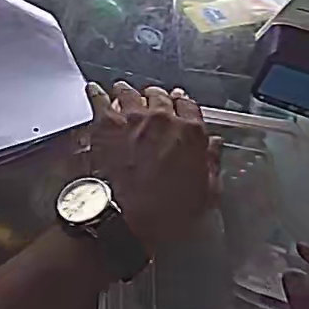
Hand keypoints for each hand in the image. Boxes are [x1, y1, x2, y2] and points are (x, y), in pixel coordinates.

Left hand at [84, 82, 219, 246]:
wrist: (129, 218)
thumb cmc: (168, 213)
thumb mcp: (205, 193)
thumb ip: (211, 163)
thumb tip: (214, 145)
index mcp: (190, 132)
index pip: (189, 105)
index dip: (183, 104)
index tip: (178, 103)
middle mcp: (163, 118)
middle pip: (159, 96)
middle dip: (156, 98)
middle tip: (151, 101)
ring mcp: (133, 117)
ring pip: (130, 92)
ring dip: (128, 93)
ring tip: (123, 92)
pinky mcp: (107, 122)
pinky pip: (99, 98)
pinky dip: (97, 93)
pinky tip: (94, 90)